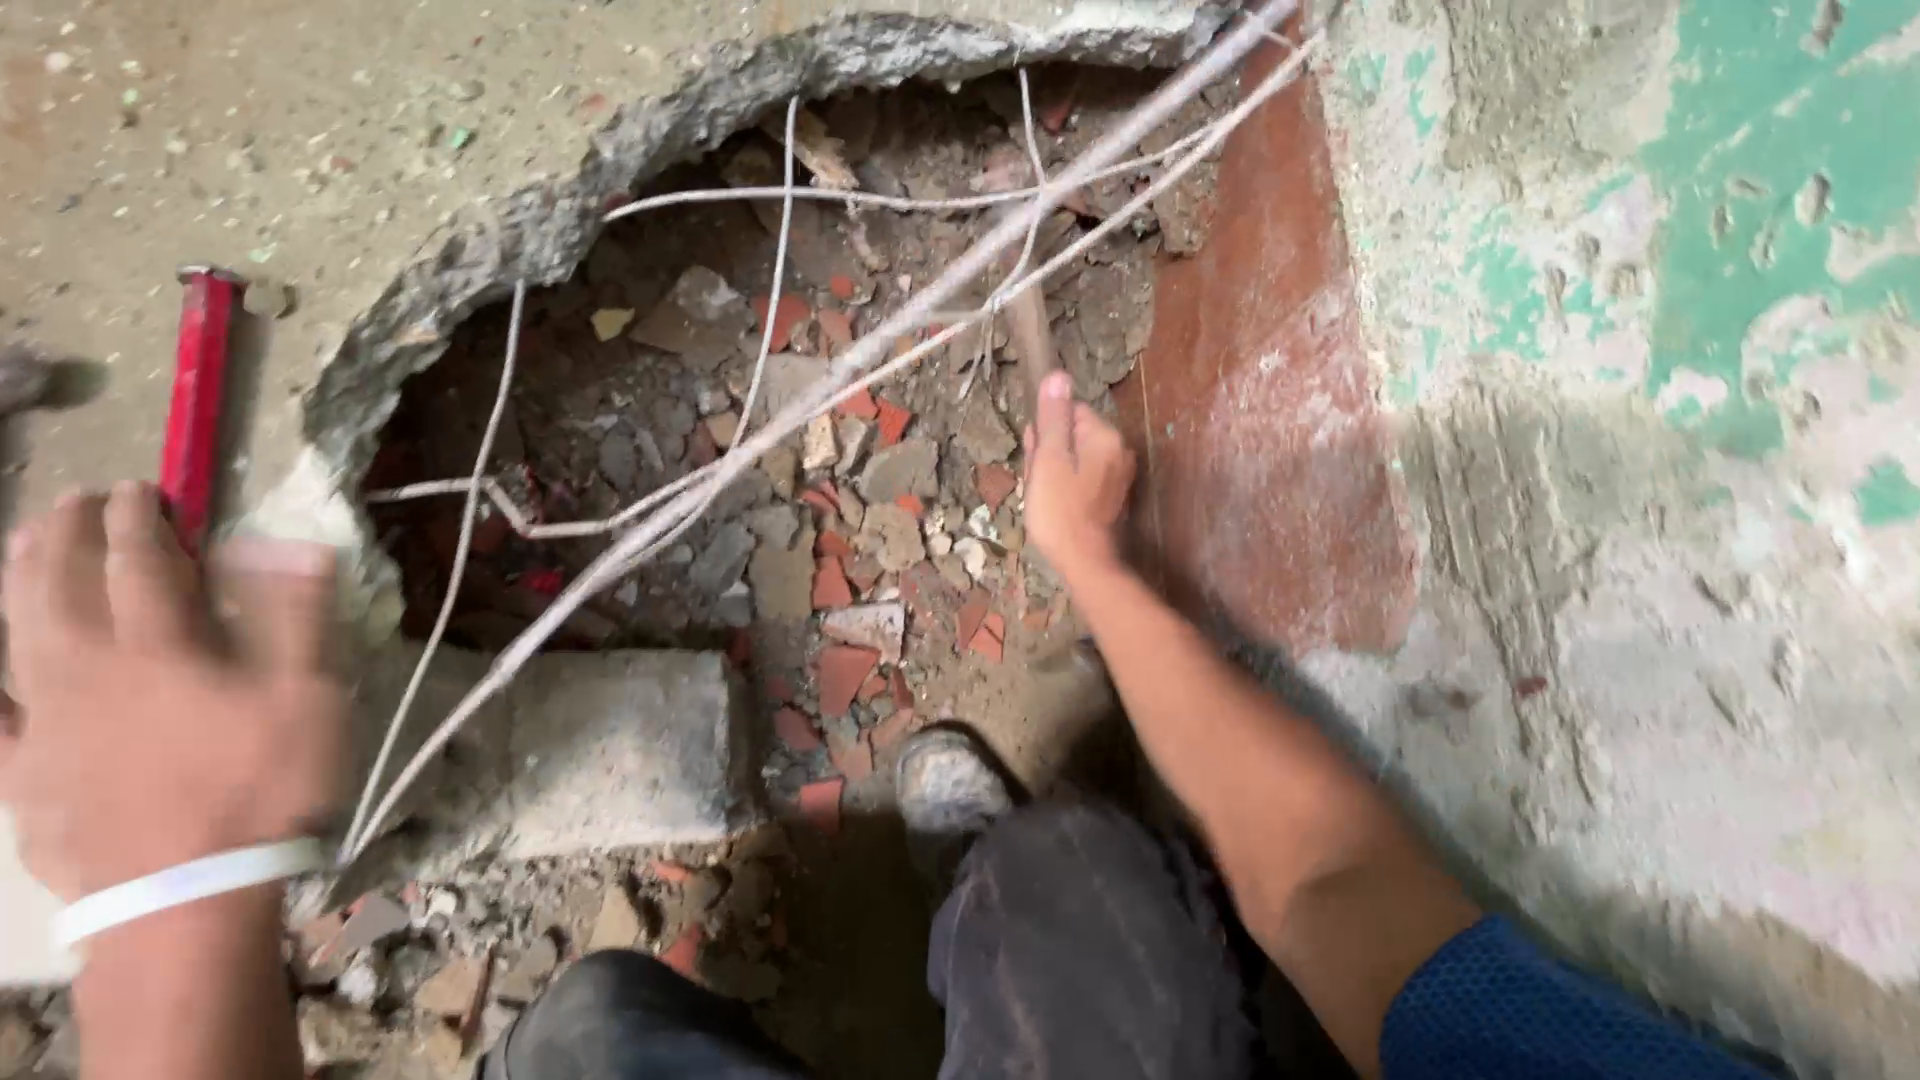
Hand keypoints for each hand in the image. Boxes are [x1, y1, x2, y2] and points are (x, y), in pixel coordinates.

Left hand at [0, 482, 343, 898]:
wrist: (187, 887)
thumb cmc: (264, 783)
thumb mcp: (310, 695)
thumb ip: (295, 617)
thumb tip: (285, 547)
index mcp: (162, 648)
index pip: (141, 564)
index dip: (142, 521)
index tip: (146, 489)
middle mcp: (86, 670)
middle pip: (59, 587)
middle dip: (64, 535)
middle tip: (74, 501)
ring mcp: (43, 722)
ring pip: (14, 634)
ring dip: (18, 581)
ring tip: (23, 545)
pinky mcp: (24, 770)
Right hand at [1022, 371, 1136, 583]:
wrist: (1083, 562)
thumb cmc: (1060, 510)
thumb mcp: (1049, 459)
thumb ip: (1052, 417)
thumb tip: (1057, 375)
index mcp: (1105, 437)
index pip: (1070, 412)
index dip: (1045, 431)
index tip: (1036, 455)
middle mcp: (1119, 451)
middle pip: (1073, 434)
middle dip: (1050, 452)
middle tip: (1038, 480)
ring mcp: (1118, 475)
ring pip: (1075, 458)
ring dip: (1054, 470)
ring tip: (1043, 495)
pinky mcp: (1111, 496)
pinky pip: (1082, 478)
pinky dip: (1065, 486)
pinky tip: (1054, 504)